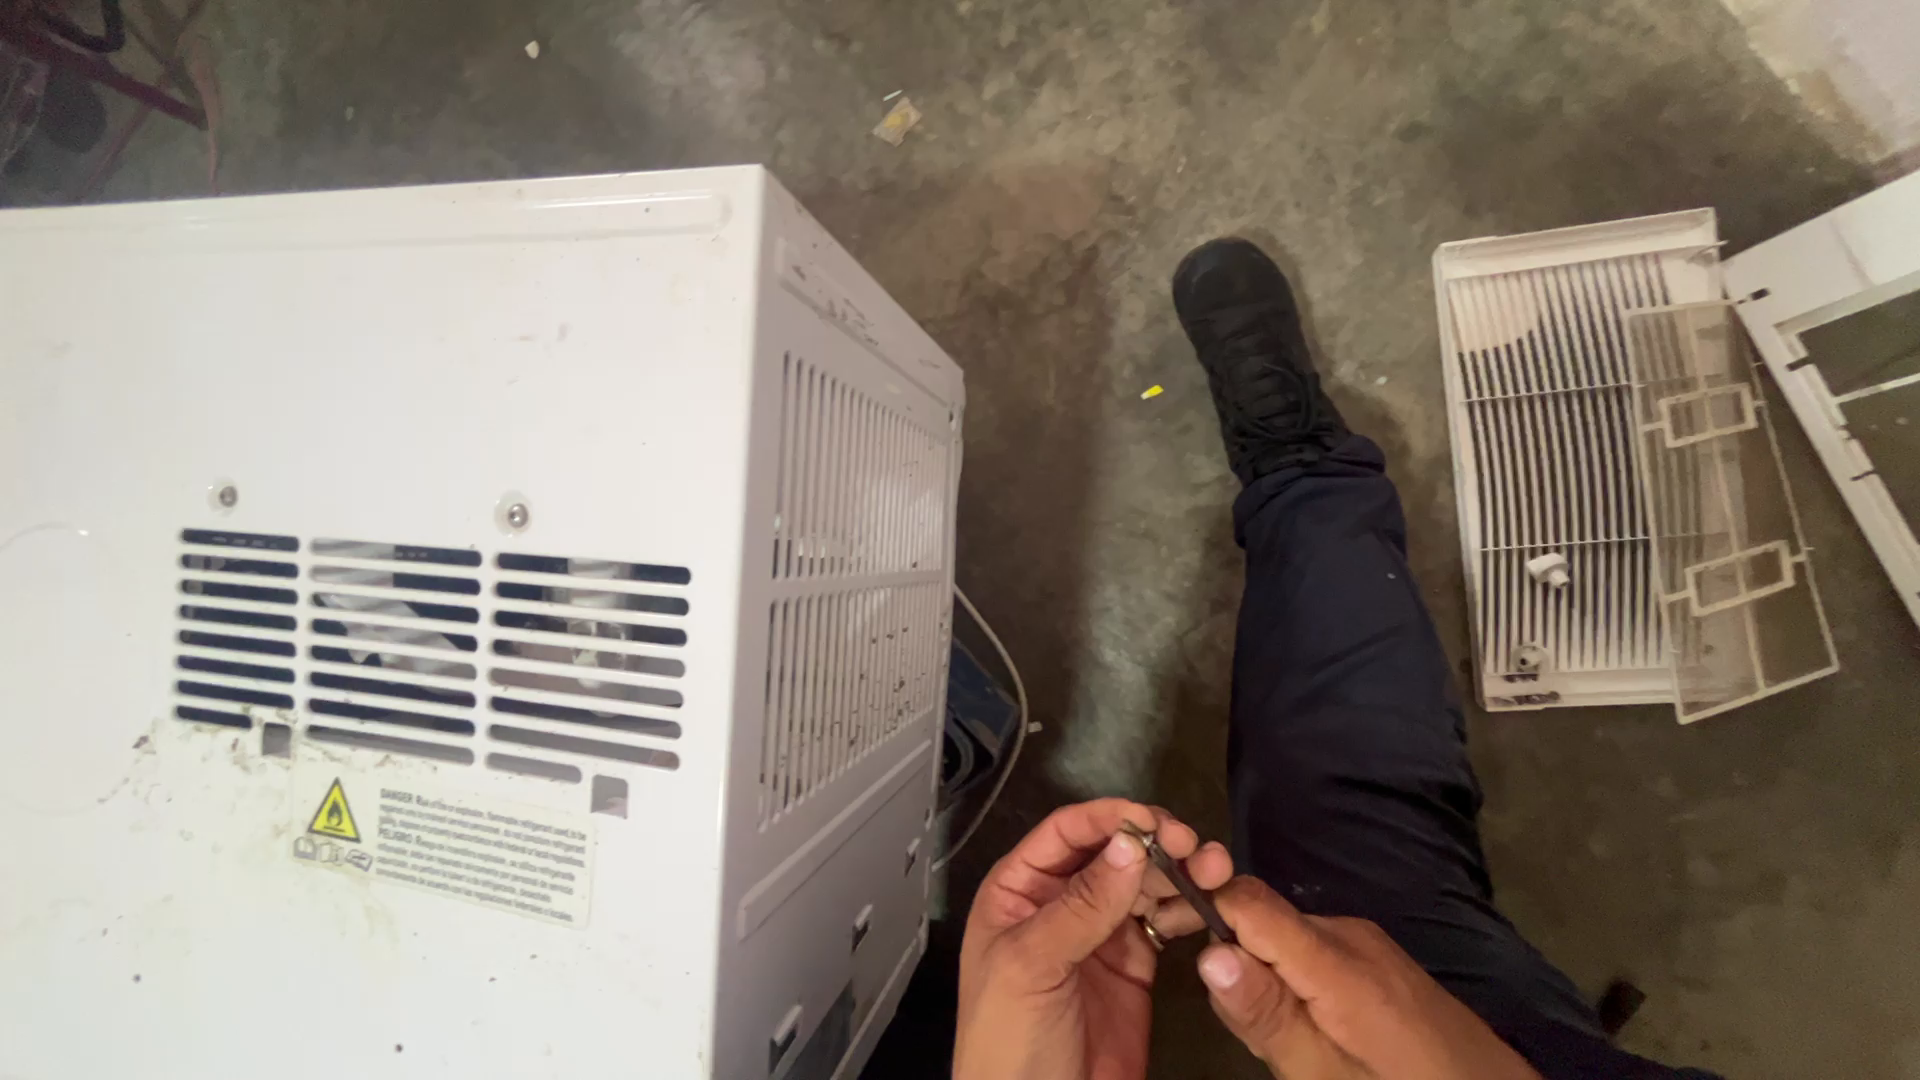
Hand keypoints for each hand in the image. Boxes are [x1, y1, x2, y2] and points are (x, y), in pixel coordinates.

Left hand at [954, 798, 1232, 1079]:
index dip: (1108, 818)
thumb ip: (1082, 905)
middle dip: (1152, 841)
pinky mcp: (1133, 964)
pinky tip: (1205, 905)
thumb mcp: (1033, 965)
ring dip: (1176, 871)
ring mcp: (1098, 931)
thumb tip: (1130, 842)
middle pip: (1110, 851)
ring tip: (1212, 870)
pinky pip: (1162, 920)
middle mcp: (1060, 900)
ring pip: (1141, 882)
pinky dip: (1185, 908)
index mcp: (1020, 888)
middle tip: (1193, 846)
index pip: (1066, 833)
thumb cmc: (1010, 1039)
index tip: (1153, 818)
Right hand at [1166, 876, 1539, 1079]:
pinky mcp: (1379, 956)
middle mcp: (1347, 932)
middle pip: (1260, 919)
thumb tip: (1207, 952)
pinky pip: (1314, 950)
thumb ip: (1267, 1016)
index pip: (1244, 898)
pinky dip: (1299, 982)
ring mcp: (1367, 941)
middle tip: (1268, 1039)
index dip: (1209, 916)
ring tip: (1304, 1046)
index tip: (1203, 966)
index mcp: (1334, 959)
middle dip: (1242, 966)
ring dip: (1272, 979)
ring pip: (1284, 936)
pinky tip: (1328, 1035)